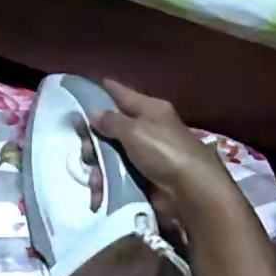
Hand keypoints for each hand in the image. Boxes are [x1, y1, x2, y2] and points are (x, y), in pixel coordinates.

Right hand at [89, 78, 235, 209]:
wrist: (189, 190)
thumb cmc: (164, 151)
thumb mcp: (135, 131)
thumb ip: (111, 121)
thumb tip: (94, 112)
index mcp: (150, 109)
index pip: (123, 94)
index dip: (106, 89)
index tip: (87, 85)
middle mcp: (146, 128)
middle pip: (110, 127)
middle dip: (93, 139)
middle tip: (86, 150)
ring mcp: (143, 153)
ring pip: (109, 152)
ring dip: (98, 165)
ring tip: (94, 177)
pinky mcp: (141, 175)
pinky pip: (115, 172)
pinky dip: (105, 180)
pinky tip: (99, 189)